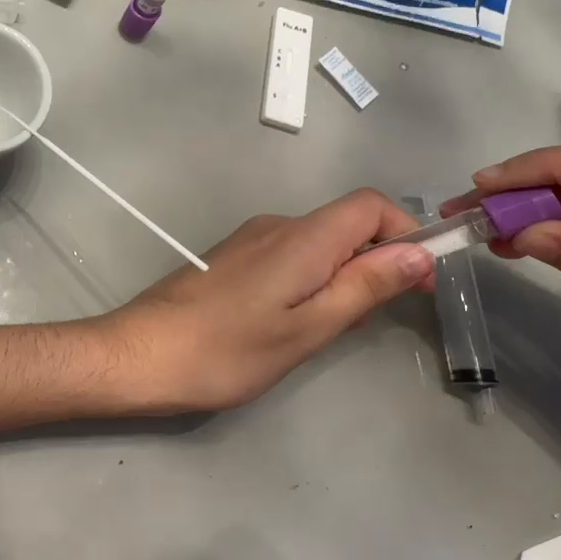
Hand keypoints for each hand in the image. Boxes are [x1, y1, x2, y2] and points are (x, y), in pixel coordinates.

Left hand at [109, 188, 433, 413]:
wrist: (139, 355)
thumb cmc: (225, 351)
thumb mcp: (307, 328)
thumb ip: (363, 286)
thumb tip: (418, 252)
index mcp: (298, 237)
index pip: (370, 205)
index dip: (407, 233)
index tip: (421, 280)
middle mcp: (272, 227)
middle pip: (344, 223)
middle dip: (377, 259)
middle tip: (378, 314)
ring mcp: (245, 241)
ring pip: (315, 242)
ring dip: (342, 273)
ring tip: (331, 326)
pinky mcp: (226, 260)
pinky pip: (286, 256)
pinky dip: (309, 278)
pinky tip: (294, 321)